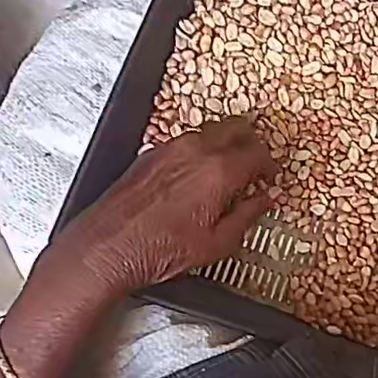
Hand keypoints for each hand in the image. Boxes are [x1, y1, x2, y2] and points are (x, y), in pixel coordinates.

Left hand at [43, 117, 278, 296]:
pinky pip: (186, 141)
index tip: (270, 178)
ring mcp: (169, 148)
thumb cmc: (158, 249)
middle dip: (252, 144)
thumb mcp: (218, 243)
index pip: (257, 153)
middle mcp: (195, 151)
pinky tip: (199, 175)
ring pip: (210, 131)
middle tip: (256, 165)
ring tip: (229, 171)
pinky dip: (202, 150)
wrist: (107, 248)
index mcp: (218, 171)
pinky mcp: (150, 154)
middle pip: (236, 128)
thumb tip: (264, 201)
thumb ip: (248, 215)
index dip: (269, 165)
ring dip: (226, 144)